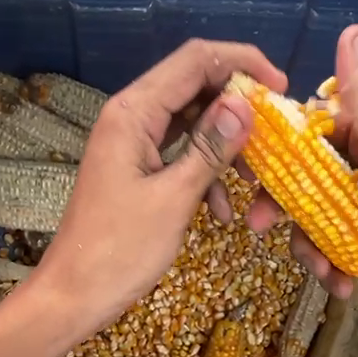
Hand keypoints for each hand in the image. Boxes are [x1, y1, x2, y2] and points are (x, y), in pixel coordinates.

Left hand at [30, 40, 287, 337]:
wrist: (75, 295)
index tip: (282, 90)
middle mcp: (131, 118)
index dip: (243, 64)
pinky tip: (221, 212)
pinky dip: (204, 176)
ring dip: (224, 149)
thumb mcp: (174, 200)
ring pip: (190, 126)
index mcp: (134, 113)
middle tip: (272, 138)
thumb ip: (210, 150)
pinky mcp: (135, 173)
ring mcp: (132, 146)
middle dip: (236, 110)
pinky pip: (178, 158)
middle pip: (194, 88)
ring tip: (251, 181)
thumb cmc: (120, 251)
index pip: (196, 61)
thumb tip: (245, 105)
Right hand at [249, 25, 357, 333]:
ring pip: (318, 216)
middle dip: (285, 202)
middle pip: (310, 174)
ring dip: (311, 244)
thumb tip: (350, 32)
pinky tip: (342, 283)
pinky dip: (333, 266)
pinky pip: (336, 247)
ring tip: (321, 269)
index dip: (285, 145)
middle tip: (259, 226)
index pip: (321, 125)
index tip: (253, 168)